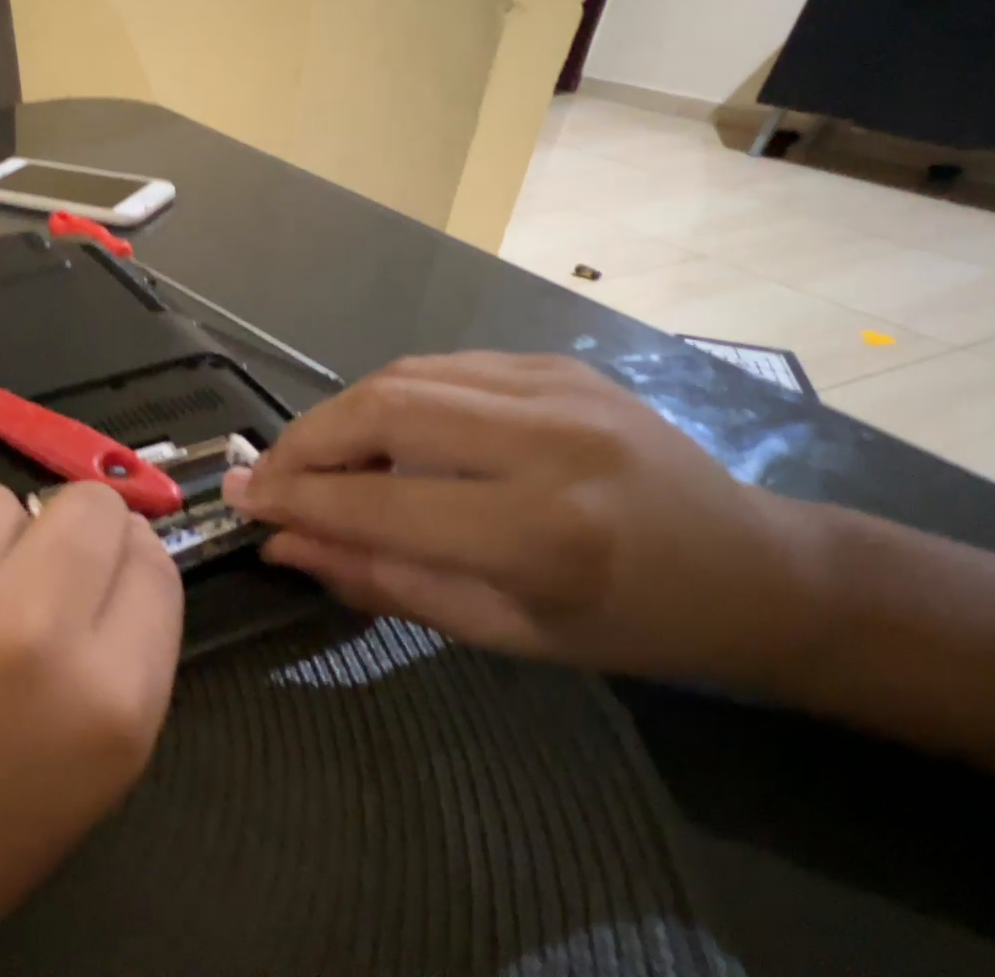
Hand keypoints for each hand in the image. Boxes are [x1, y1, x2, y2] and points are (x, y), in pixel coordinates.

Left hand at [0, 477, 182, 973]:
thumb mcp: (70, 779)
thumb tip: (115, 554)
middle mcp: (27, 630)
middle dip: (55, 540)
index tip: (84, 580)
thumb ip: (110, 661)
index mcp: (104, 704)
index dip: (118, 565)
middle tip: (3, 590)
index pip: (152, 564)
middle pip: (86, 507)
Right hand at [224, 352, 821, 684]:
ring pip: (403, 375)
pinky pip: (441, 368)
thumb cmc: (625, 625)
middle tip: (266, 477)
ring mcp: (560, 388)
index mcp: (542, 535)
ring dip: (337, 415)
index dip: (295, 500)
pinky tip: (379, 435)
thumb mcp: (498, 629)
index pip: (378, 503)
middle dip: (303, 441)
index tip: (240, 501)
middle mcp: (550, 444)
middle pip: (382, 410)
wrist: (755, 568)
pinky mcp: (559, 364)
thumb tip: (283, 544)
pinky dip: (387, 397)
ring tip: (313, 459)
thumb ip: (381, 580)